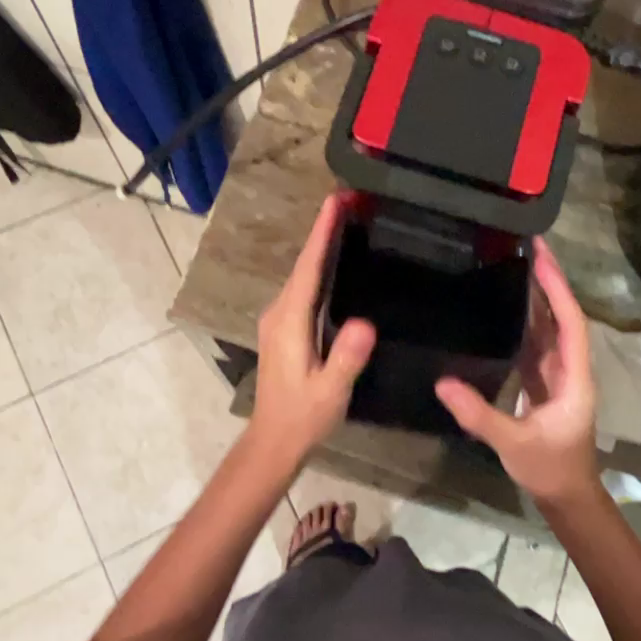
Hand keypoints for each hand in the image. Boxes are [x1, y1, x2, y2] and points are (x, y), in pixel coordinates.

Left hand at [248, 193, 375, 462]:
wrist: (274, 439)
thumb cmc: (303, 415)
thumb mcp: (330, 390)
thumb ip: (346, 358)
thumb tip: (365, 323)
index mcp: (290, 321)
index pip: (309, 267)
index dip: (322, 232)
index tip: (335, 200)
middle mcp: (279, 312)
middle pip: (304, 264)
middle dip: (324, 231)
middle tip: (350, 201)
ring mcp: (279, 320)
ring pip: (302, 275)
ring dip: (321, 248)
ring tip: (346, 222)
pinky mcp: (284, 329)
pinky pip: (304, 289)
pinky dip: (319, 268)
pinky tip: (335, 265)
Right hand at [435, 238, 599, 503]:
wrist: (566, 496)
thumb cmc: (550, 469)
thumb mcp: (514, 443)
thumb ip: (480, 415)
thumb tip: (443, 383)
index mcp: (574, 377)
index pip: (570, 323)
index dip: (557, 289)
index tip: (541, 256)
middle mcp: (569, 369)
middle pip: (562, 318)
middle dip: (547, 282)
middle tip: (525, 247)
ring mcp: (557, 377)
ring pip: (549, 330)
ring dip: (536, 299)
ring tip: (514, 266)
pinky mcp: (544, 385)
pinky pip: (535, 345)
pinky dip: (524, 323)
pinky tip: (504, 309)